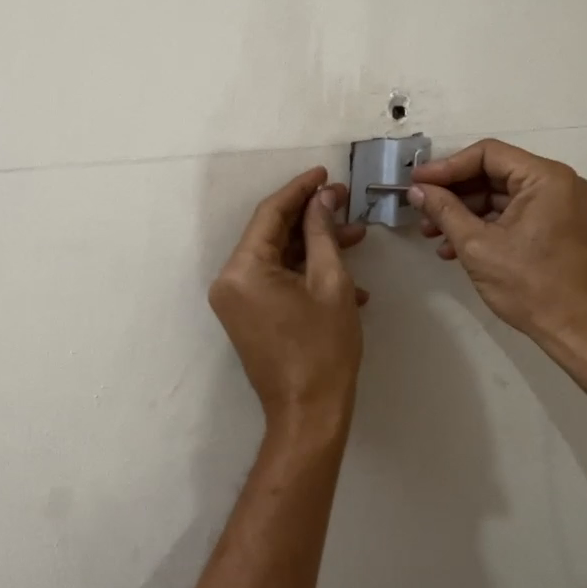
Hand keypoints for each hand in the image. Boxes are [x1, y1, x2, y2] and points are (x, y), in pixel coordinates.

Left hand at [209, 167, 369, 428]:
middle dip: (311, 217)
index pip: (271, 214)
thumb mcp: (331, 283)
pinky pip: (275, 281)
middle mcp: (230, 280)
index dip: (300, 190)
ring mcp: (236, 300)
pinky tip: (346, 277)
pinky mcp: (247, 316)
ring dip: (314, 246)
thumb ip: (323, 233)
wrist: (308, 413)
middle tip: (346, 202)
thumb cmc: (323, 348)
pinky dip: (305, 273)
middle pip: (272, 233)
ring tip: (355, 237)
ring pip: (277, 257)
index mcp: (243, 269)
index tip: (326, 174)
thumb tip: (323, 197)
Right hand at [410, 139, 586, 341]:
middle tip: (421, 209)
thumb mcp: (478, 246)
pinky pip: (514, 215)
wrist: (580, 332)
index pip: (487, 154)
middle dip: (454, 193)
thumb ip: (444, 211)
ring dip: (465, 213)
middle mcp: (558, 184)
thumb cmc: (531, 286)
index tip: (417, 182)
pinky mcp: (557, 228)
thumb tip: (418, 190)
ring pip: (501, 197)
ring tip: (432, 234)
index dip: (447, 167)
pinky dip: (485, 226)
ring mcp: (560, 207)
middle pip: (493, 174)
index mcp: (546, 178)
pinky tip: (455, 248)